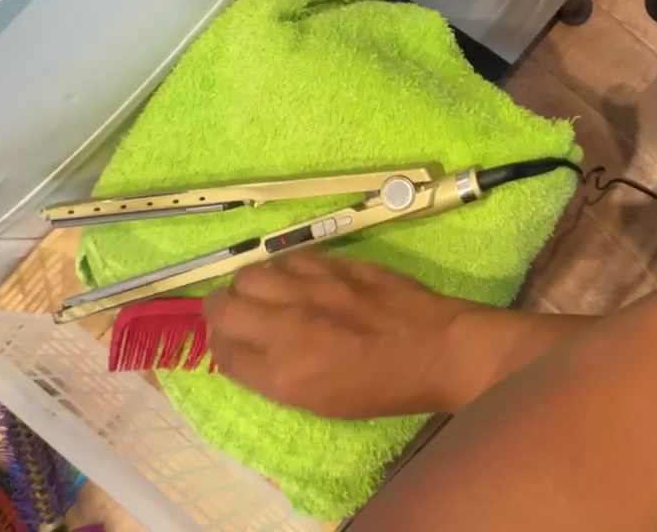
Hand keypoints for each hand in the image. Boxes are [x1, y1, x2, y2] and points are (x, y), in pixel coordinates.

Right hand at [204, 253, 493, 418]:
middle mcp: (289, 322)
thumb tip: (245, 347)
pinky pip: (296, 257)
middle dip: (225, 307)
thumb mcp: (316, 399)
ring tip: (271, 292)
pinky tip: (301, 276)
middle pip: (226, 302)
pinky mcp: (341, 263)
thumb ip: (272, 372)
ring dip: (255, 283)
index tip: (230, 340)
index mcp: (281, 370)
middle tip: (240, 312)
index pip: (220, 348)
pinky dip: (288, 267)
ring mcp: (316, 287)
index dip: (220, 343)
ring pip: (256, 271)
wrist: (437, 348)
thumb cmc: (380, 387)